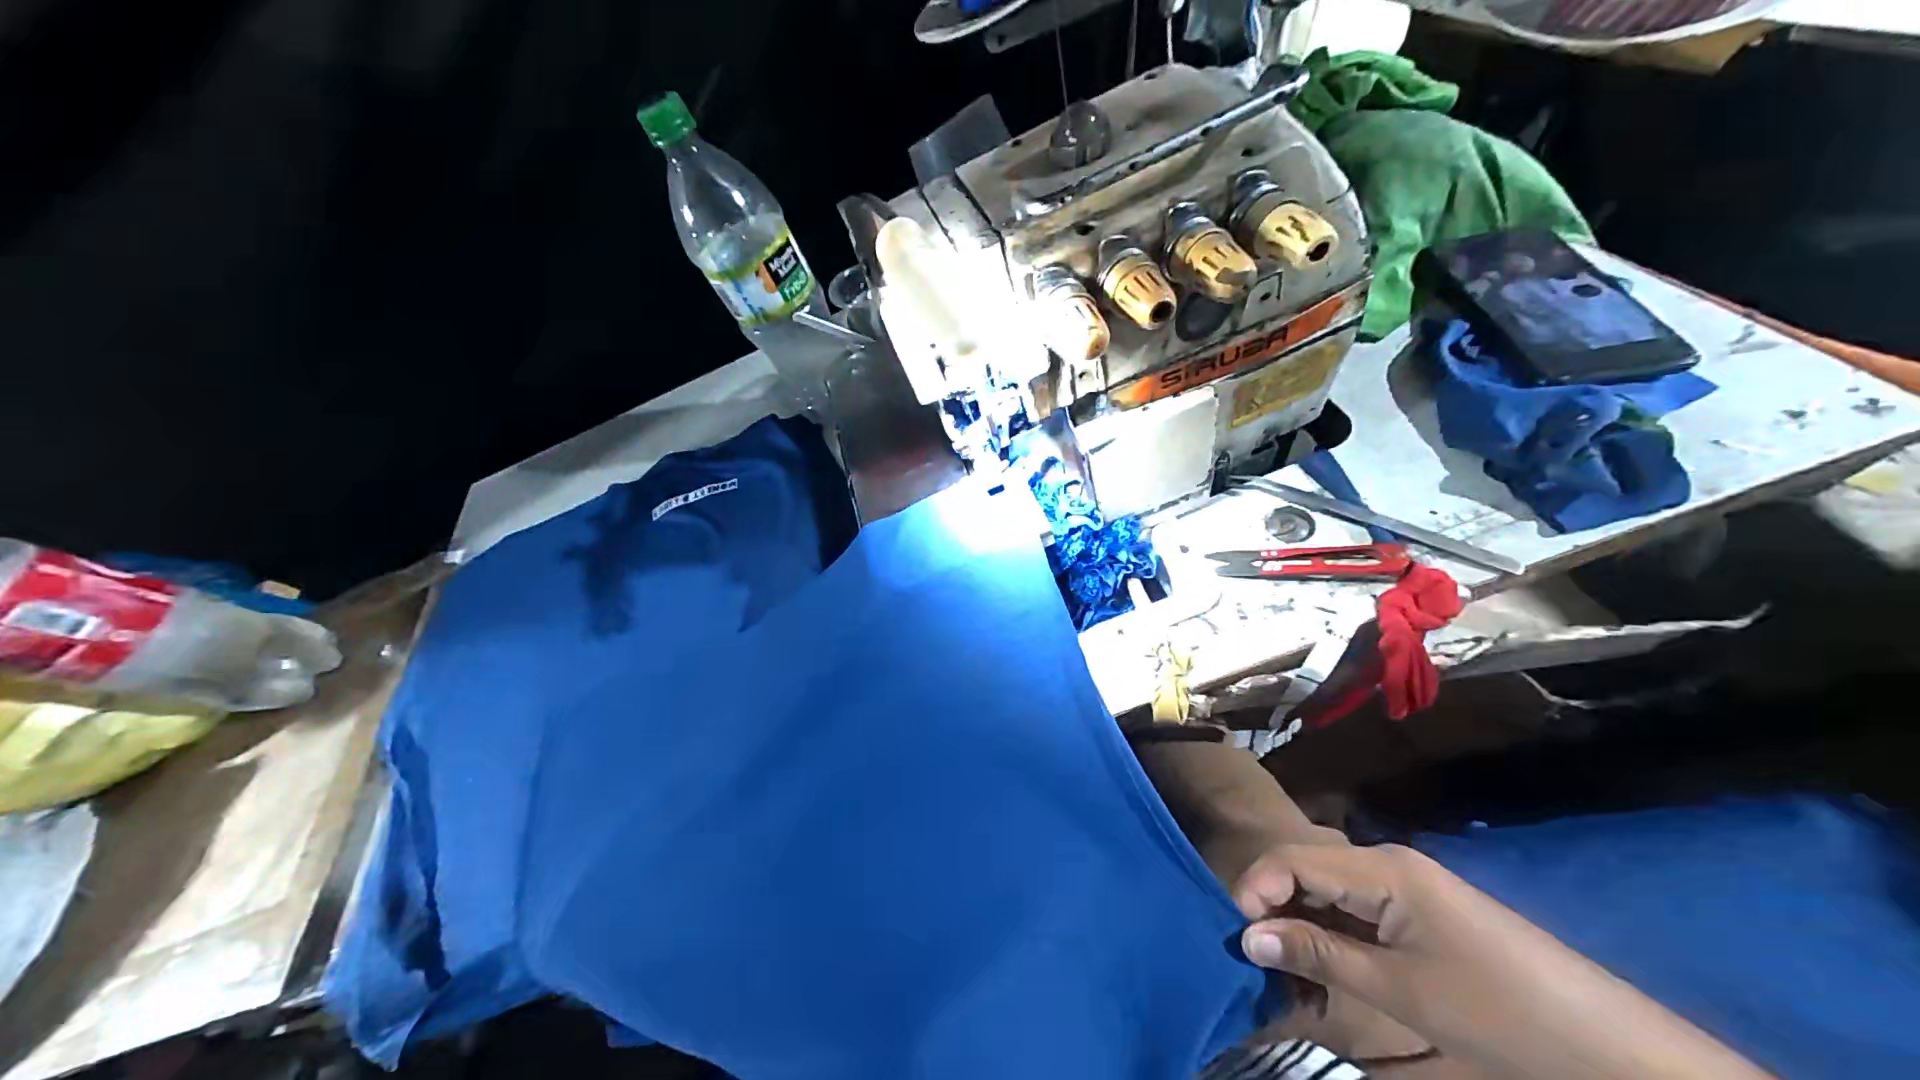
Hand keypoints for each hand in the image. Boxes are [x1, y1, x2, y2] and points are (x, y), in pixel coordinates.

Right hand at [1233, 843, 1773, 1079]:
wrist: (1613, 1047)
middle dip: (1273, 910)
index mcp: (1382, 868)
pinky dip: (1331, 935)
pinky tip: (1324, 970)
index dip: (1254, 890)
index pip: (1291, 859)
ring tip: (1285, 975)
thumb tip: (1246, 937)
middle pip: (1306, 870)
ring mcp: (1405, 885)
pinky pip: (1356, 910)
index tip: (1235, 938)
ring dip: (1300, 927)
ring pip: (1328, 892)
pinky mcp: (1419, 910)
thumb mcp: (1400, 990)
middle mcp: (1387, 862)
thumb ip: (1319, 955)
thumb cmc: (1500, 1012)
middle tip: (1255, 962)